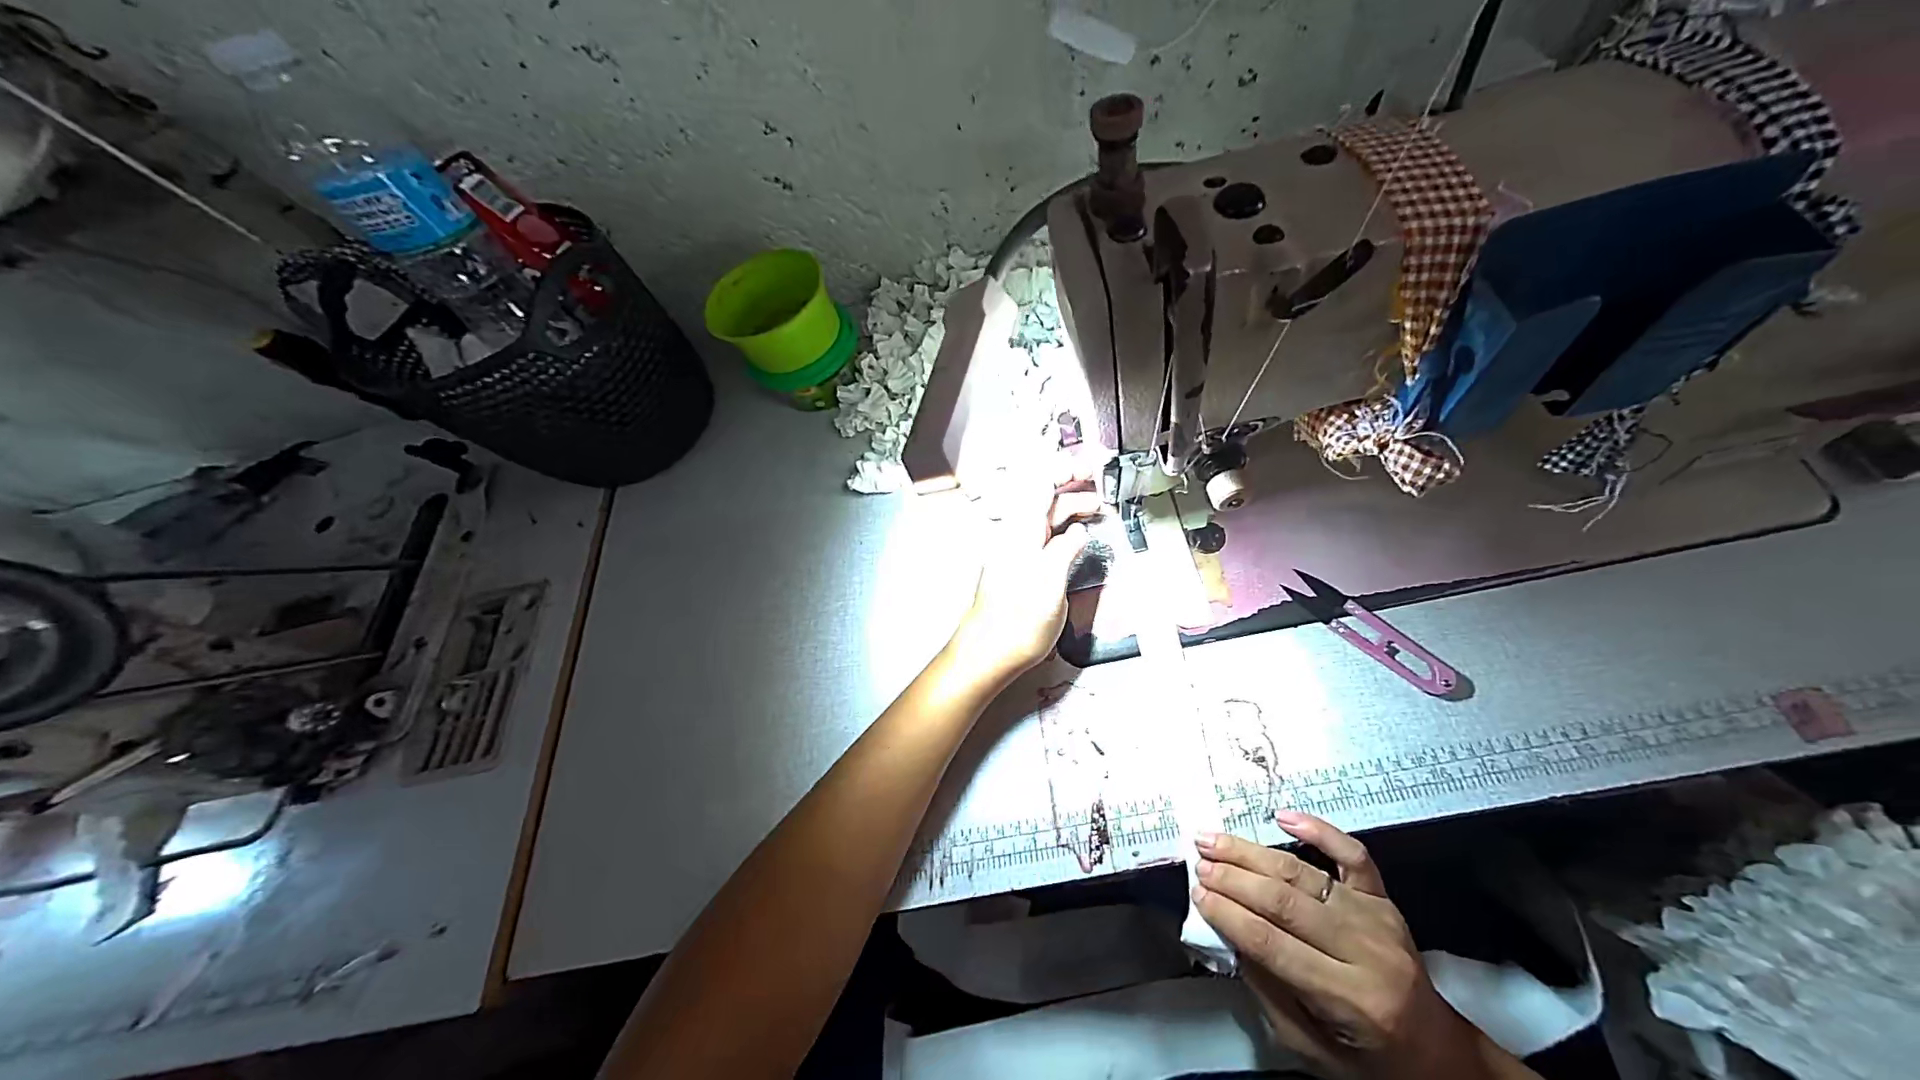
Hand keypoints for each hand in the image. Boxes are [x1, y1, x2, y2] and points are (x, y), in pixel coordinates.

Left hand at [942, 467, 1099, 690]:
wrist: (986, 654)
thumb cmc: (1012, 626)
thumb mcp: (1050, 586)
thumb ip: (1065, 551)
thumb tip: (1078, 534)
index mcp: (1018, 533)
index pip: (1040, 483)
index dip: (1065, 468)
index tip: (1089, 465)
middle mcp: (1012, 537)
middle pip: (1041, 497)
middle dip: (1071, 485)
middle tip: (1097, 483)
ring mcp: (1013, 551)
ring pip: (1042, 516)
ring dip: (1069, 507)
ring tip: (1094, 507)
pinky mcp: (1015, 567)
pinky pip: (1041, 535)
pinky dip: (1061, 528)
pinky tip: (1075, 535)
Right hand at [1193, 813, 1491, 1079]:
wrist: (1439, 1055)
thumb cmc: (1369, 1059)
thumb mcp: (1310, 1047)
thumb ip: (1266, 990)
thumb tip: (1226, 933)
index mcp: (1352, 1000)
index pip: (1273, 945)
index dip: (1229, 915)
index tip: (1197, 894)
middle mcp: (1368, 953)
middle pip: (1286, 902)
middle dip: (1235, 879)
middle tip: (1200, 863)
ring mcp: (1379, 919)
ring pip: (1306, 874)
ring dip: (1254, 854)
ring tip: (1215, 841)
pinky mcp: (1384, 900)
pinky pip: (1354, 856)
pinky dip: (1319, 830)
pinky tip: (1284, 817)